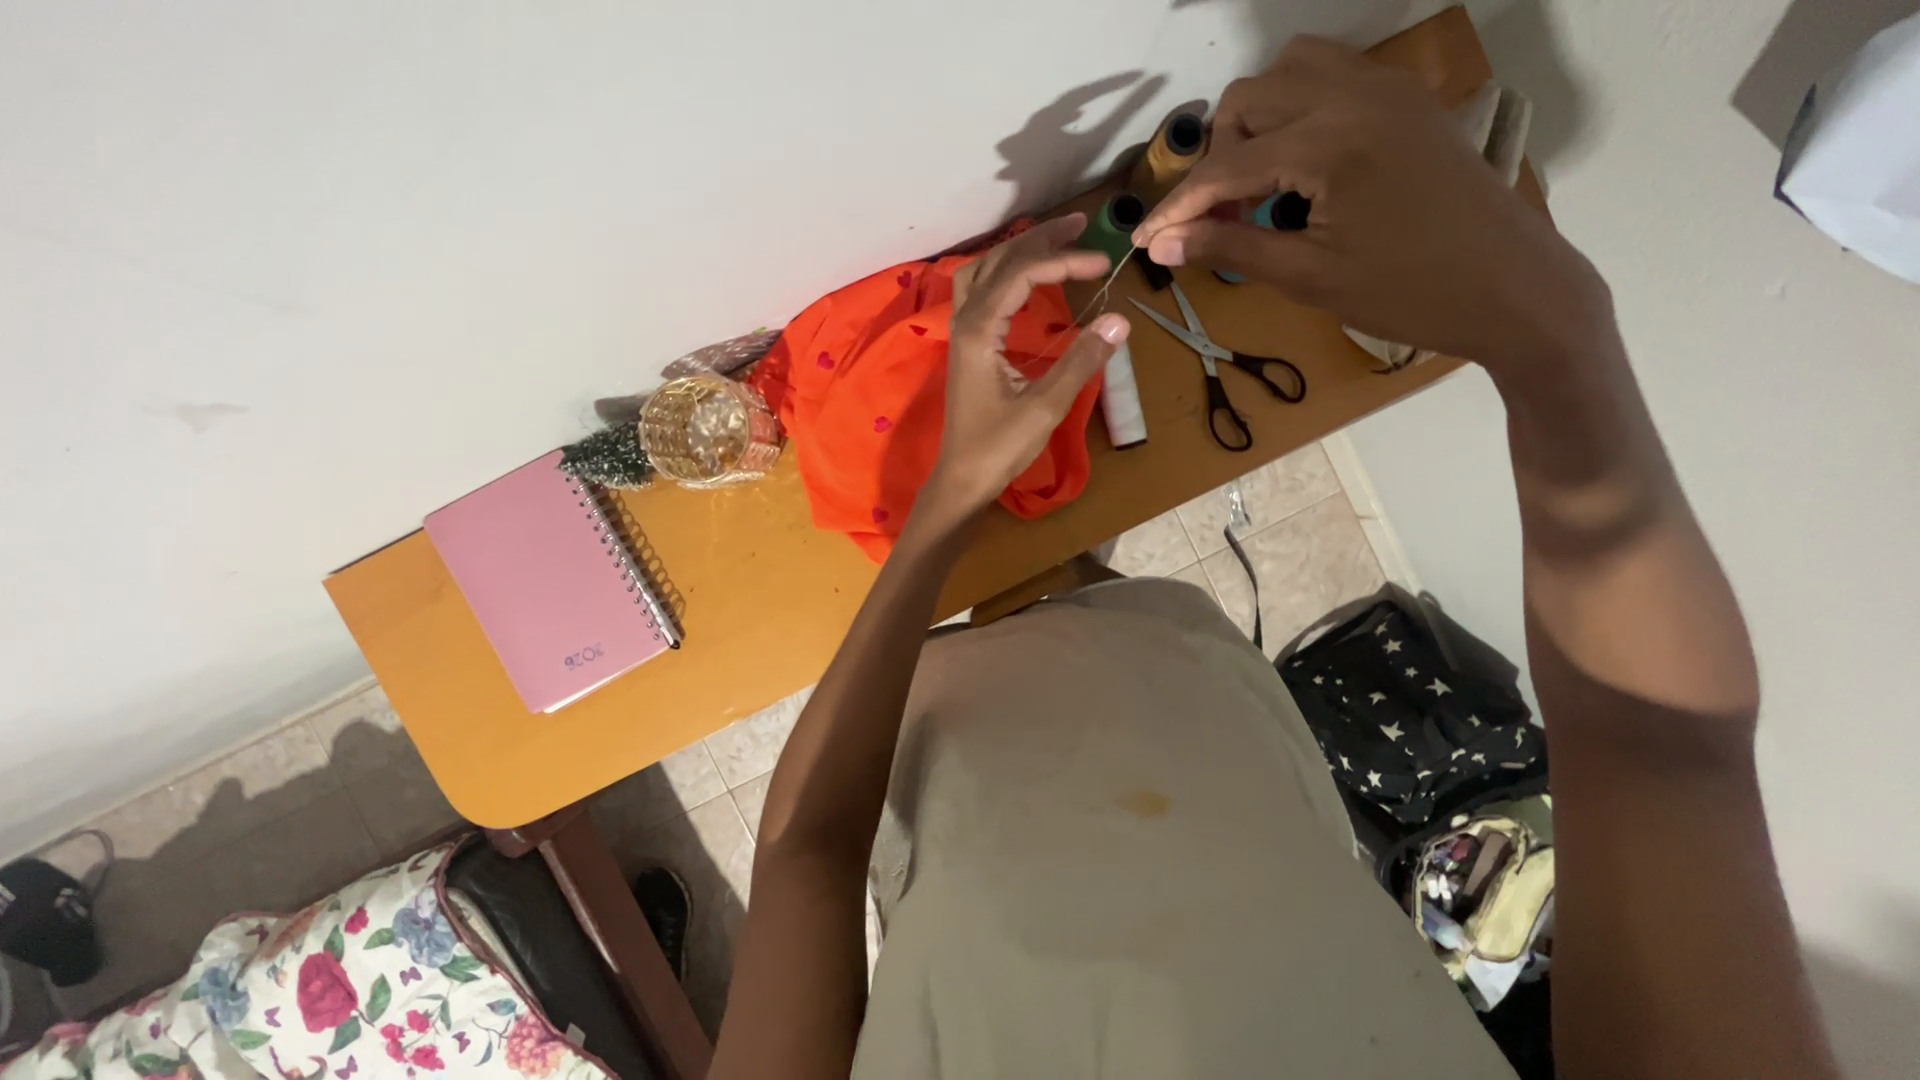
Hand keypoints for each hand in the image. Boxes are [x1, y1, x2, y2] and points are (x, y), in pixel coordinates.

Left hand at [920, 214, 1130, 521]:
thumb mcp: (1045, 407)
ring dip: (1018, 252)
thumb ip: (1081, 361)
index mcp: (978, 330)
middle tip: (1080, 225)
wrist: (962, 478)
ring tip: (1055, 241)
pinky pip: (981, 292)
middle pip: (998, 261)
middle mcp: (965, 321)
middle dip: (1039, 240)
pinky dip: (1006, 274)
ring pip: (984, 272)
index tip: (1102, 264)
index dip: (1063, 261)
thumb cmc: (998, 447)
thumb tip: (1120, 320)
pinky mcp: (967, 346)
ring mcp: (962, 333)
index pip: (1021, 274)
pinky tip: (1027, 279)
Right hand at [1134, 37, 1613, 373]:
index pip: (1226, 166)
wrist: (1514, 289)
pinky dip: (1300, 108)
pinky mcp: (1408, 100)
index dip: (1178, 207)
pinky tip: (1303, 164)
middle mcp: (1355, 95)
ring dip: (1257, 120)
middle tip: (1218, 218)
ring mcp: (1389, 90)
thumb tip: (1163, 245)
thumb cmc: (1408, 293)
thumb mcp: (1309, 277)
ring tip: (1259, 183)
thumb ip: (1231, 249)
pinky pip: (1335, 75)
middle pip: (1250, 98)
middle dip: (1218, 157)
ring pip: (1291, 70)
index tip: (1146, 240)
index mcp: (1328, 142)